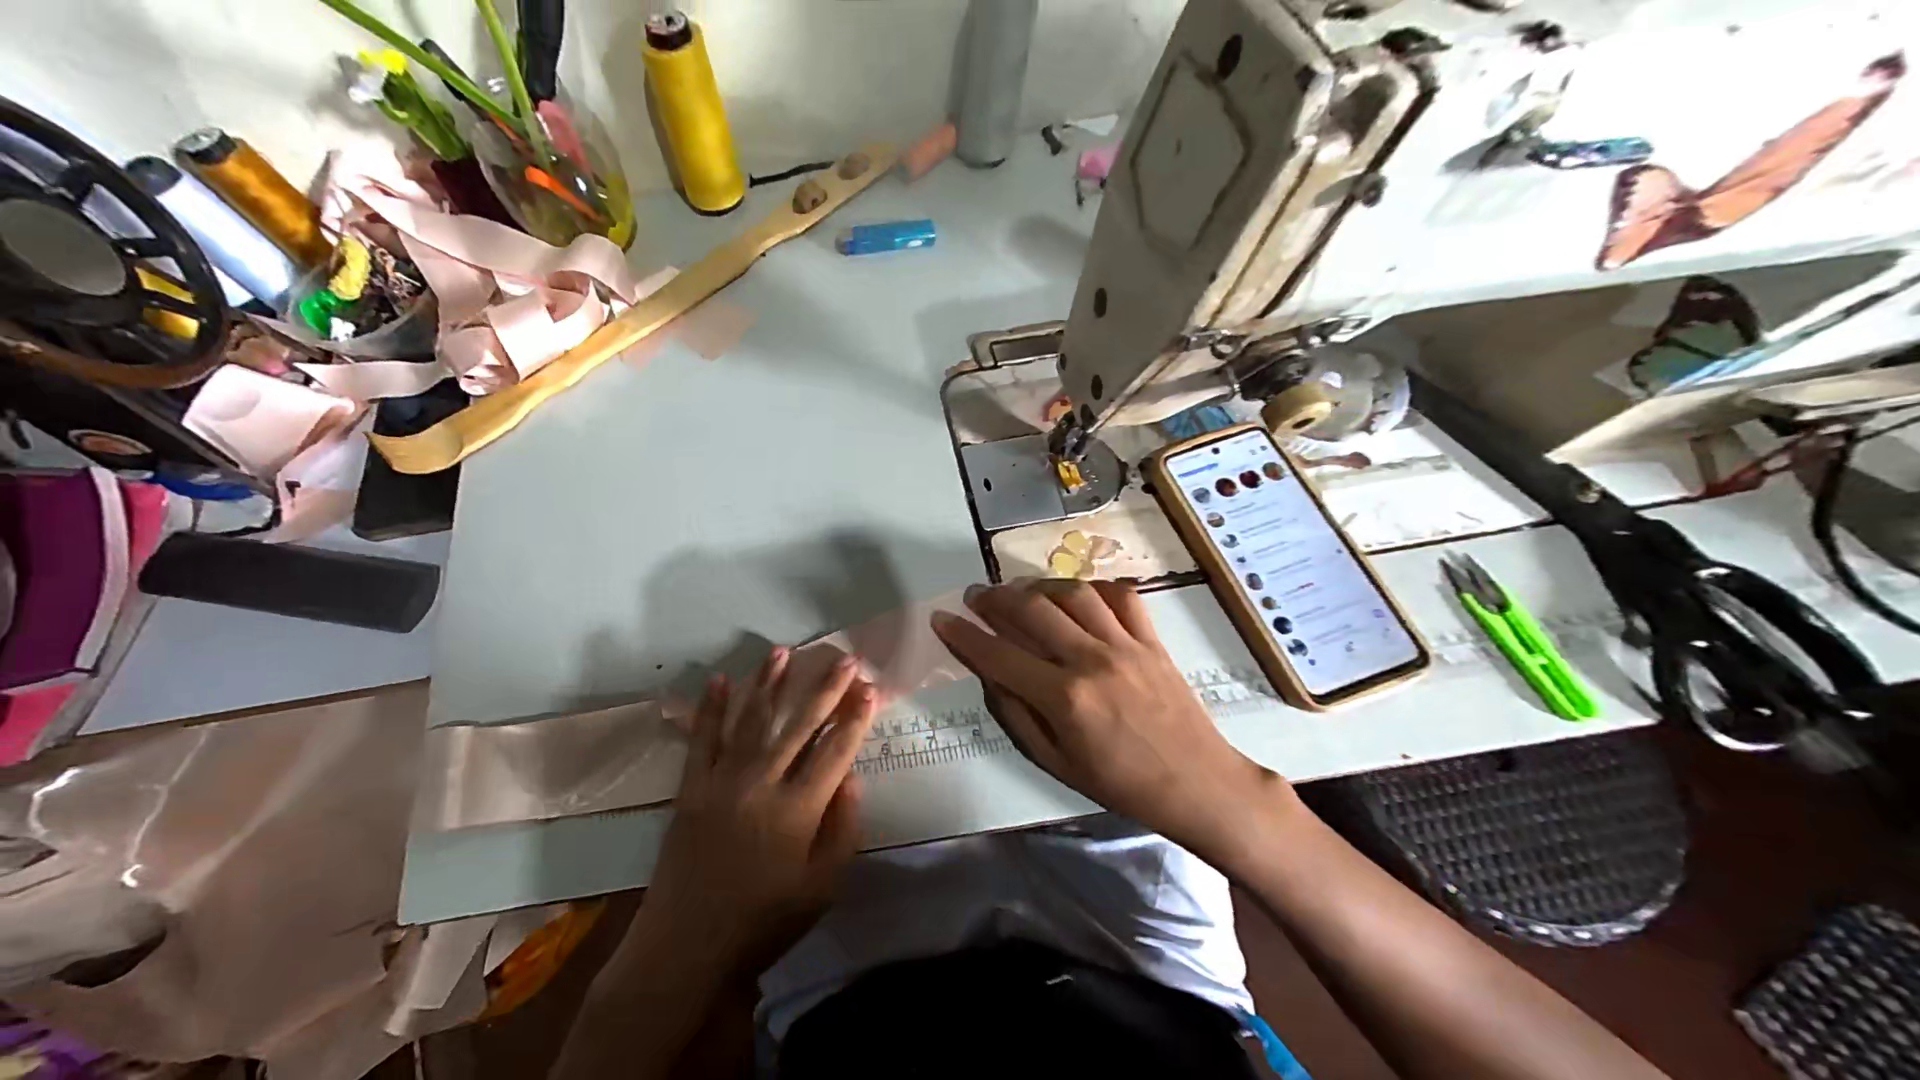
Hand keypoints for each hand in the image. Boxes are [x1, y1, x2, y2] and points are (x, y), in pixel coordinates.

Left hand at [642, 647, 877, 978]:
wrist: (685, 946)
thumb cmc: (763, 921)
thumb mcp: (822, 888)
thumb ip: (843, 829)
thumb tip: (852, 778)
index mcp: (798, 810)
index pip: (836, 750)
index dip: (856, 717)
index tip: (871, 688)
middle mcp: (762, 784)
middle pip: (800, 725)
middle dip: (826, 689)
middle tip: (845, 659)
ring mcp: (722, 782)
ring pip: (752, 720)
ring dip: (770, 683)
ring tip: (785, 651)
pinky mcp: (691, 789)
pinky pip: (703, 739)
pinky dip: (711, 708)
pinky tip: (720, 680)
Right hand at [931, 579, 1284, 854]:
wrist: (1197, 782)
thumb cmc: (1121, 783)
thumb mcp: (1056, 762)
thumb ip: (1017, 715)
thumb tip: (989, 674)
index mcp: (1063, 698)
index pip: (999, 655)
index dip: (964, 635)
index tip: (943, 618)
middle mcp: (1090, 661)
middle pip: (1032, 611)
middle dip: (995, 598)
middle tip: (976, 596)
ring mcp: (1125, 645)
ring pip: (1072, 593)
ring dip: (1038, 586)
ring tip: (1020, 591)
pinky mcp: (1151, 639)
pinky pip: (1120, 596)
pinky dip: (1092, 587)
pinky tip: (1075, 594)